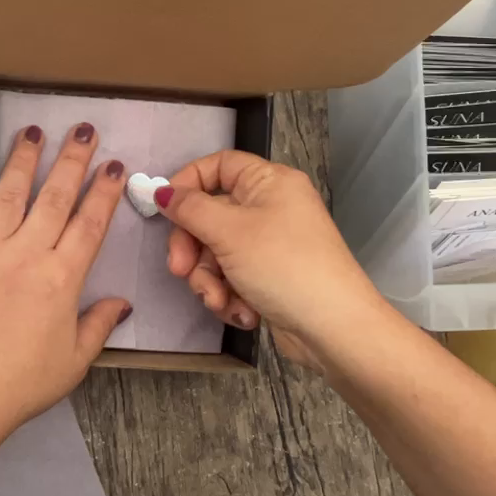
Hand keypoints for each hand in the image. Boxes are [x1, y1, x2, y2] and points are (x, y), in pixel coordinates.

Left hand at [0, 123, 130, 439]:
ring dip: (24, 158)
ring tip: (33, 129)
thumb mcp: (72, 362)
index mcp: (61, 278)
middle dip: (73, 159)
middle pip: (55, 196)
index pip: (90, 223)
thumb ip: (98, 325)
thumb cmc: (19, 384)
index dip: (104, 191)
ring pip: (10, 192)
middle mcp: (26, 253)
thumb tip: (123, 302)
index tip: (114, 165)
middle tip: (84, 129)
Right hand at [157, 151, 386, 367]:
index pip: (219, 165)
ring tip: (219, 301)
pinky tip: (240, 311)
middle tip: (180, 269)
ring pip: (216, 251)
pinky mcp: (269, 276)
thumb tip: (161, 192)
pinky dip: (229, 294)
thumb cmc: (282, 266)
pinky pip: (232, 275)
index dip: (188, 183)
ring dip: (209, 279)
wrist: (334, 330)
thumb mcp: (228, 232)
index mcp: (269, 182)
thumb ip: (189, 208)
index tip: (165, 208)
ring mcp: (270, 244)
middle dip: (192, 247)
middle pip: (210, 214)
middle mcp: (270, 207)